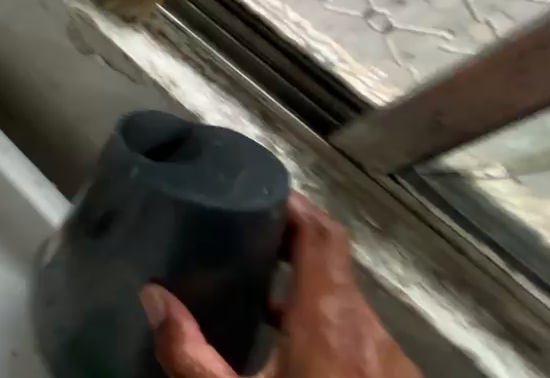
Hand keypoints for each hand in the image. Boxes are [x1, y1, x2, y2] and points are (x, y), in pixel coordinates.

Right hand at [142, 193, 421, 377]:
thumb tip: (154, 297)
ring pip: (348, 311)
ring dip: (305, 295)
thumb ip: (188, 352)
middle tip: (236, 239)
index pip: (324, 236)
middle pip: (332, 271)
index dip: (294, 204)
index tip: (255, 189)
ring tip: (255, 296)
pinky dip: (324, 329)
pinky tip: (289, 353)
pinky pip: (362, 344)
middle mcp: (375, 339)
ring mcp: (395, 370)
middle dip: (286, 251)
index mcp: (333, 324)